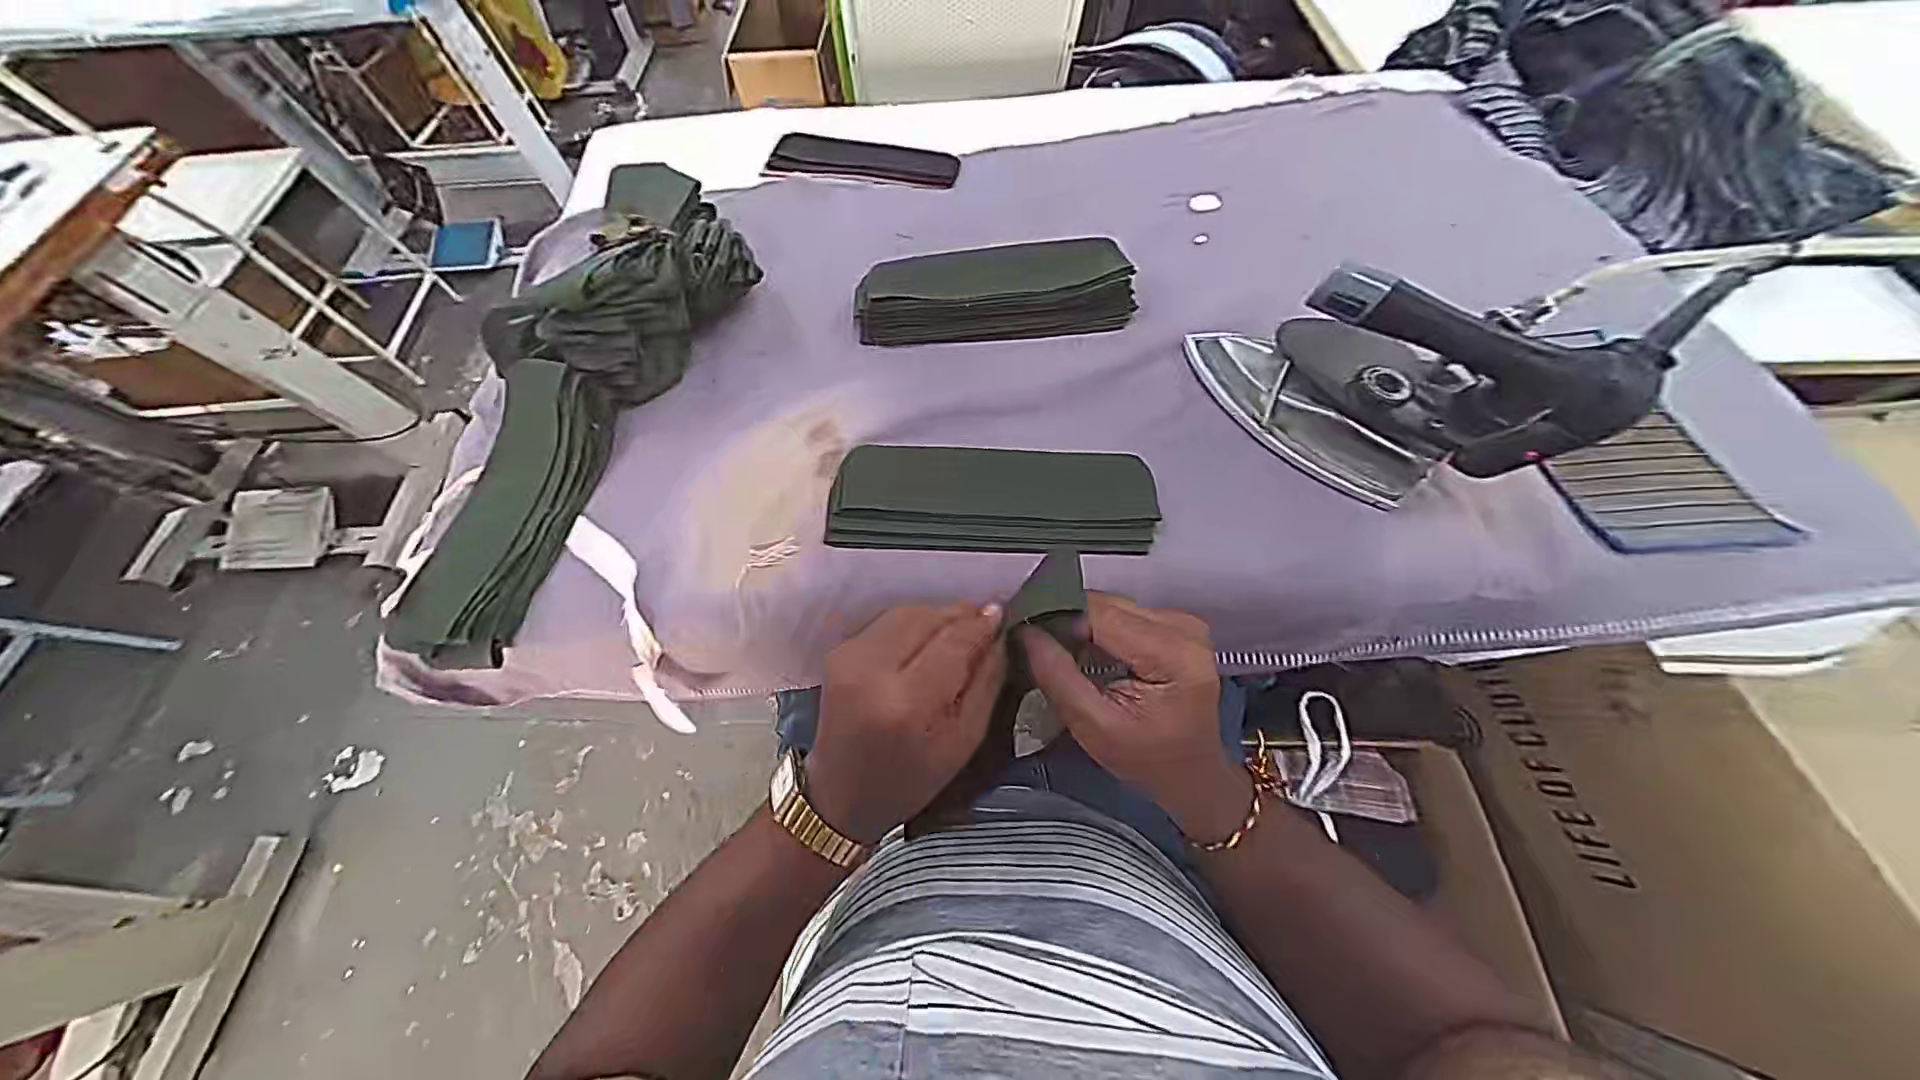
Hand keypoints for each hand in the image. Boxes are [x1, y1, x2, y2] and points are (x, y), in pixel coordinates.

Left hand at [804, 604, 1006, 842]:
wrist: (840, 793)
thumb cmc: (909, 780)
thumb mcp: (963, 742)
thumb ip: (985, 684)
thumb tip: (998, 636)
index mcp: (905, 703)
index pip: (951, 643)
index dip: (979, 624)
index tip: (1001, 613)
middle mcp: (871, 670)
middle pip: (926, 618)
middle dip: (959, 614)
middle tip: (986, 619)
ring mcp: (848, 656)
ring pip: (906, 613)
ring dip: (937, 615)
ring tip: (961, 628)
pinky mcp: (837, 651)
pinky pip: (887, 622)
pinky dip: (914, 623)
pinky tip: (929, 638)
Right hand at [1018, 594, 1251, 843]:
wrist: (1191, 775)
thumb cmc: (1147, 759)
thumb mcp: (1094, 728)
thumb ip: (1058, 676)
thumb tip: (1026, 631)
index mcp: (1174, 653)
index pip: (1101, 615)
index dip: (1057, 617)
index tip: (1023, 630)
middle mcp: (1184, 628)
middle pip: (1107, 605)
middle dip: (1067, 621)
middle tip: (1035, 642)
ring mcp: (1183, 623)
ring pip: (1112, 605)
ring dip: (1081, 624)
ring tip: (1058, 649)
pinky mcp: (1176, 626)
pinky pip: (1124, 614)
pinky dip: (1099, 628)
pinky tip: (1086, 652)